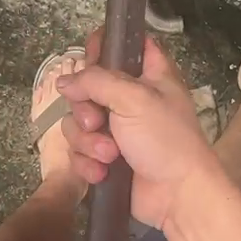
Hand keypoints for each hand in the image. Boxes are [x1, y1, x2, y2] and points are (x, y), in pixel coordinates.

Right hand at [56, 33, 228, 228]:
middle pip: (85, 87)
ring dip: (88, 142)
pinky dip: (88, 162)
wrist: (177, 196)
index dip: (101, 49)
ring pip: (77, 122)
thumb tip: (64, 82)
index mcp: (147, 73)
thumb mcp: (134, 99)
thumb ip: (95, 81)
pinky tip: (102, 173)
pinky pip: (79, 151)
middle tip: (97, 122)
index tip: (92, 63)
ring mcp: (116, 128)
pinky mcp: (106, 157)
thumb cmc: (166, 140)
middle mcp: (129, 97)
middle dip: (85, 110)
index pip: (120, 44)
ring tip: (109, 156)